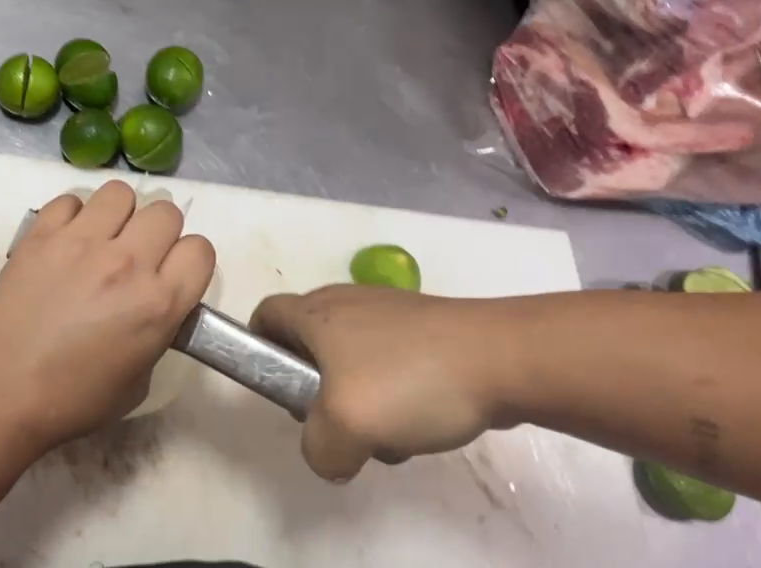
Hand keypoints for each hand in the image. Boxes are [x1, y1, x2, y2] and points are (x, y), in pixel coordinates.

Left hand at [0, 181, 215, 451]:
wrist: (4, 388)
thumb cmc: (76, 397)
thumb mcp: (140, 377)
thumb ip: (157, 328)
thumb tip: (154, 300)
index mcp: (158, 303)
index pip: (200, 249)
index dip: (189, 261)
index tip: (172, 273)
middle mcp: (126, 262)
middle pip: (165, 212)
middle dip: (159, 232)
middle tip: (138, 255)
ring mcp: (81, 242)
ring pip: (120, 193)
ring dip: (119, 214)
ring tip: (103, 238)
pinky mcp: (42, 233)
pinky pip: (70, 200)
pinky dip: (74, 215)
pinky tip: (67, 240)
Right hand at [250, 285, 517, 480]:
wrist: (501, 358)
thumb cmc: (409, 380)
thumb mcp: (345, 426)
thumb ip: (320, 449)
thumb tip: (329, 457)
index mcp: (314, 312)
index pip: (264, 317)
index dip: (259, 350)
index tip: (280, 390)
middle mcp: (344, 303)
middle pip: (308, 346)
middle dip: (316, 390)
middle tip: (337, 423)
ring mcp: (387, 314)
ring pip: (352, 361)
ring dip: (360, 400)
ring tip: (389, 433)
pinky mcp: (423, 329)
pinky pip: (390, 363)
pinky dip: (395, 393)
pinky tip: (422, 421)